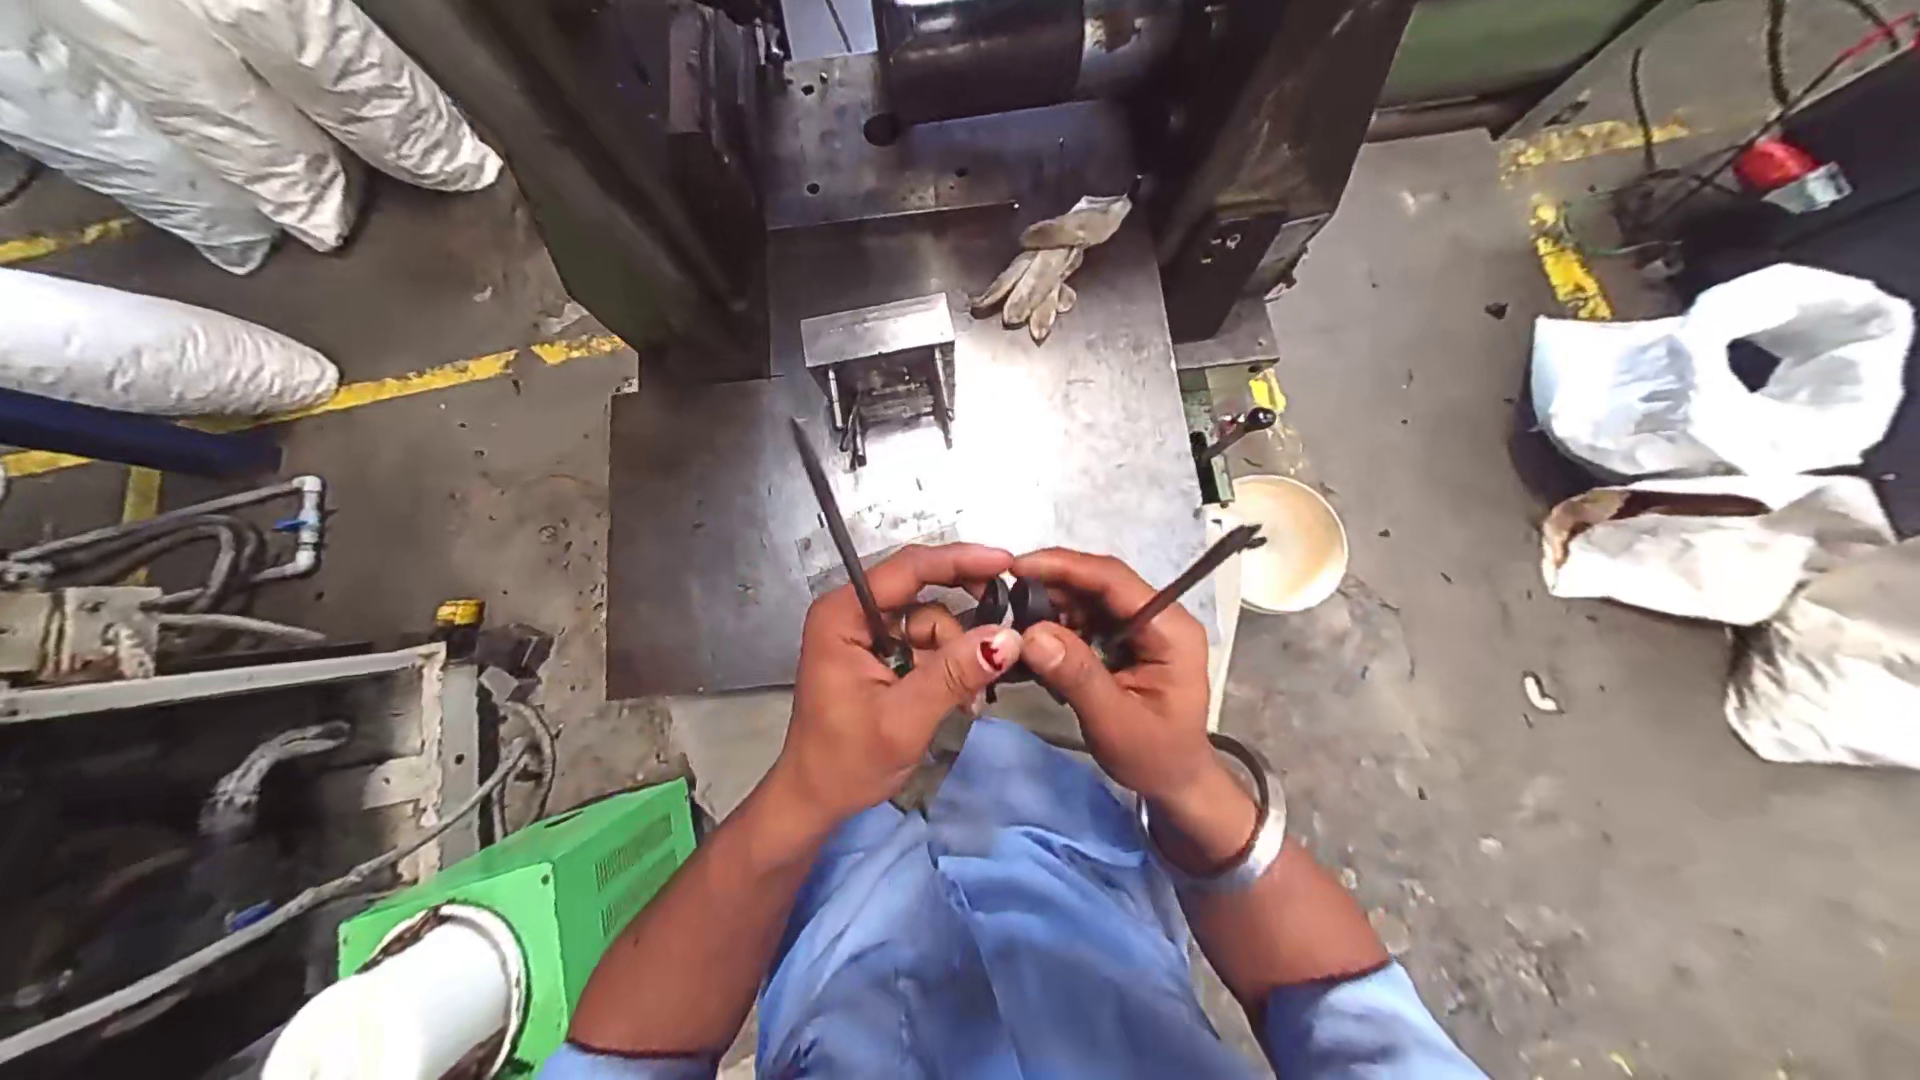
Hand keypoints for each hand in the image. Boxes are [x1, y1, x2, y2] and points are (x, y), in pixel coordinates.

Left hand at [771, 543, 1023, 828]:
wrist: (818, 799)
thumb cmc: (845, 761)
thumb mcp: (903, 719)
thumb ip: (954, 674)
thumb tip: (1008, 638)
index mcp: (843, 614)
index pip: (907, 569)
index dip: (959, 561)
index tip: (1005, 562)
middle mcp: (855, 612)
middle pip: (923, 589)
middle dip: (964, 614)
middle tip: (1003, 632)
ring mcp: (870, 632)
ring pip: (934, 619)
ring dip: (958, 653)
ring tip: (968, 698)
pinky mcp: (884, 652)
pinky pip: (930, 642)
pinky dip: (951, 665)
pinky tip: (960, 697)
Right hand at [1010, 548, 1254, 870]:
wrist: (1175, 782)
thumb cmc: (1155, 756)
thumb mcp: (1115, 722)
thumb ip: (1076, 675)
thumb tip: (1031, 634)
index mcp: (1169, 628)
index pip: (1114, 580)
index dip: (1064, 567)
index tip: (1016, 567)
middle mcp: (1157, 616)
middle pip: (1098, 582)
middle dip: (1050, 585)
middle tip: (1004, 597)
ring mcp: (1139, 625)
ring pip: (1087, 597)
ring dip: (1049, 604)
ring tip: (1013, 621)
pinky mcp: (1122, 638)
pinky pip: (1084, 617)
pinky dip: (1055, 623)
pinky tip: (1033, 638)